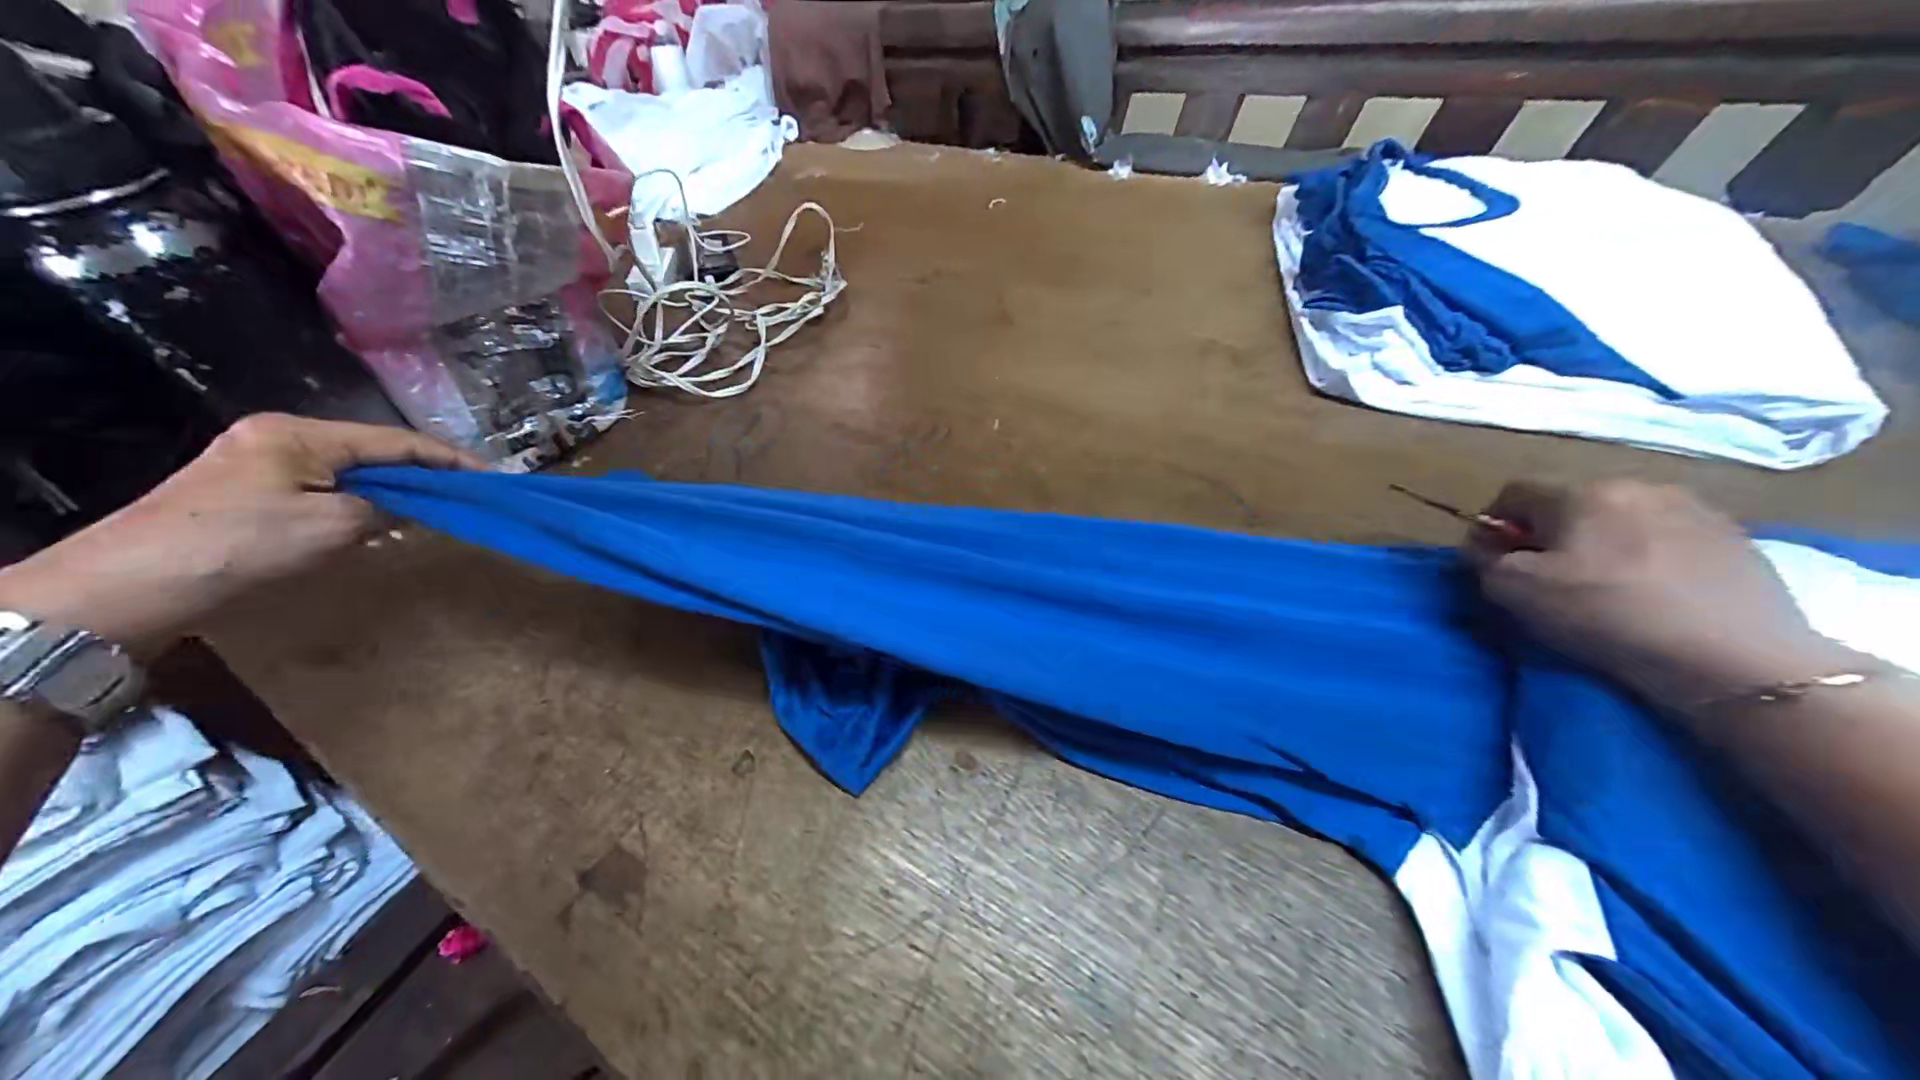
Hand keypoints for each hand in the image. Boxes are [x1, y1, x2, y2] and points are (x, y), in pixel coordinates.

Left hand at [0, 414, 485, 649]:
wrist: (131, 587)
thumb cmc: (241, 546)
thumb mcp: (334, 525)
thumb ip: (388, 507)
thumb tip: (417, 507)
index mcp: (300, 435)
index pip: (397, 441)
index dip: (451, 459)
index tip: (493, 477)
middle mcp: (280, 438)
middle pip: (374, 452)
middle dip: (425, 474)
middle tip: (469, 496)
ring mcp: (262, 464)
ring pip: (352, 472)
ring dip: (395, 491)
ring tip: (438, 511)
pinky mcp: (251, 492)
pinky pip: (328, 489)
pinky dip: (364, 503)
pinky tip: (384, 522)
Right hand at [1466, 480, 1863, 709]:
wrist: (1736, 659)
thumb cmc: (1606, 614)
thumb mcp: (1514, 591)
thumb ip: (1484, 559)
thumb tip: (1483, 543)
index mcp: (1581, 492)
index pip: (1514, 493)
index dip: (1494, 524)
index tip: (1495, 561)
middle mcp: (1637, 486)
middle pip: (1571, 503)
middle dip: (1552, 533)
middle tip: (1550, 578)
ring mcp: (1695, 509)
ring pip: (1622, 519)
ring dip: (1603, 543)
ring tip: (1607, 586)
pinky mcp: (1738, 539)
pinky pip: (1669, 538)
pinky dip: (1650, 557)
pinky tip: (1655, 593)